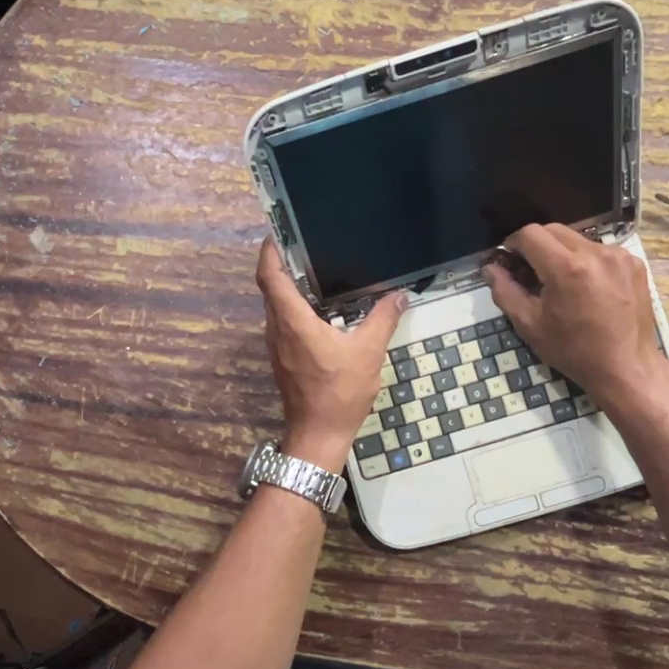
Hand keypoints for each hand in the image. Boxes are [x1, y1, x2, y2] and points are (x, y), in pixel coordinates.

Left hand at [256, 238, 405, 466]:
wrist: (318, 436)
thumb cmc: (339, 393)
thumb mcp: (368, 352)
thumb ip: (382, 320)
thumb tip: (399, 296)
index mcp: (292, 321)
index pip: (270, 275)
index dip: (269, 250)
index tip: (279, 232)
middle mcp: (277, 329)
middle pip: (270, 287)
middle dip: (282, 263)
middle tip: (306, 245)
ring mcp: (277, 345)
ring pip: (276, 306)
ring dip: (288, 287)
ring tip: (316, 271)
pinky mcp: (283, 358)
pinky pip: (283, 322)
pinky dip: (295, 307)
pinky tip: (320, 308)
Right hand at [481, 224, 668, 406]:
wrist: (625, 368)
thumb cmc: (574, 351)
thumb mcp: (530, 325)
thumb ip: (505, 292)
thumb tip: (490, 268)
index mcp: (566, 268)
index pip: (530, 234)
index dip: (513, 243)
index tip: (509, 258)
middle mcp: (595, 253)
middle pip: (554, 230)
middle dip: (536, 245)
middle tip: (530, 270)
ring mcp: (618, 256)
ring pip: (578, 240)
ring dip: (562, 253)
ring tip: (560, 282)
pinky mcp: (634, 263)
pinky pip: (601, 251)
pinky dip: (587, 262)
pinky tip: (587, 287)